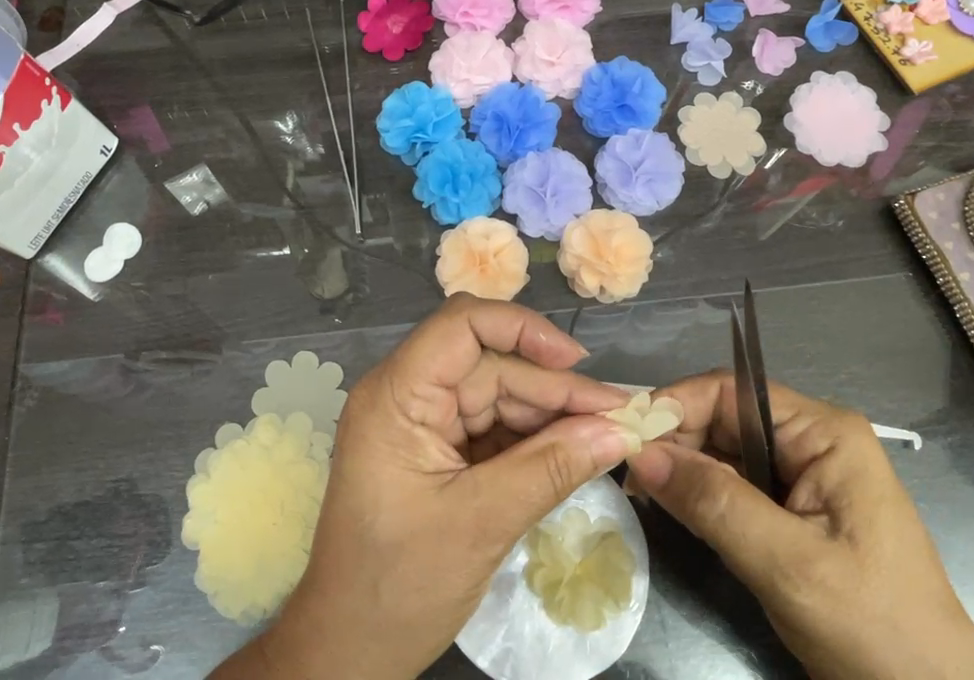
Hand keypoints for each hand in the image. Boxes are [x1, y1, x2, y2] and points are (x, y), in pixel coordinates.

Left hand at [213, 296, 637, 679]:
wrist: (351, 648)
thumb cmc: (399, 586)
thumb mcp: (481, 524)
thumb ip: (550, 469)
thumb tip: (619, 431)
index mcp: (396, 395)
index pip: (461, 325)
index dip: (523, 330)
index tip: (578, 361)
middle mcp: (407, 396)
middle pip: (490, 365)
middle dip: (554, 388)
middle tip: (621, 417)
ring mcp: (421, 425)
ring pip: (498, 396)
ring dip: (551, 416)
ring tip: (609, 435)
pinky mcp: (437, 454)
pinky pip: (493, 429)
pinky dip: (533, 440)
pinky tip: (575, 452)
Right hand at [627, 372, 973, 679]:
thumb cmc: (873, 625)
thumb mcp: (788, 564)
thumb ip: (713, 503)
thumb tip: (639, 453)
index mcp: (824, 433)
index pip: (730, 392)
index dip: (674, 406)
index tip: (624, 436)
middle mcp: (812, 441)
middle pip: (724, 417)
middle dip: (674, 438)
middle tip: (623, 472)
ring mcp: (805, 477)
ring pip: (724, 452)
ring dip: (682, 467)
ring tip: (637, 490)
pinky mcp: (794, 512)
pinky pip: (735, 485)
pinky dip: (700, 494)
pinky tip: (670, 509)